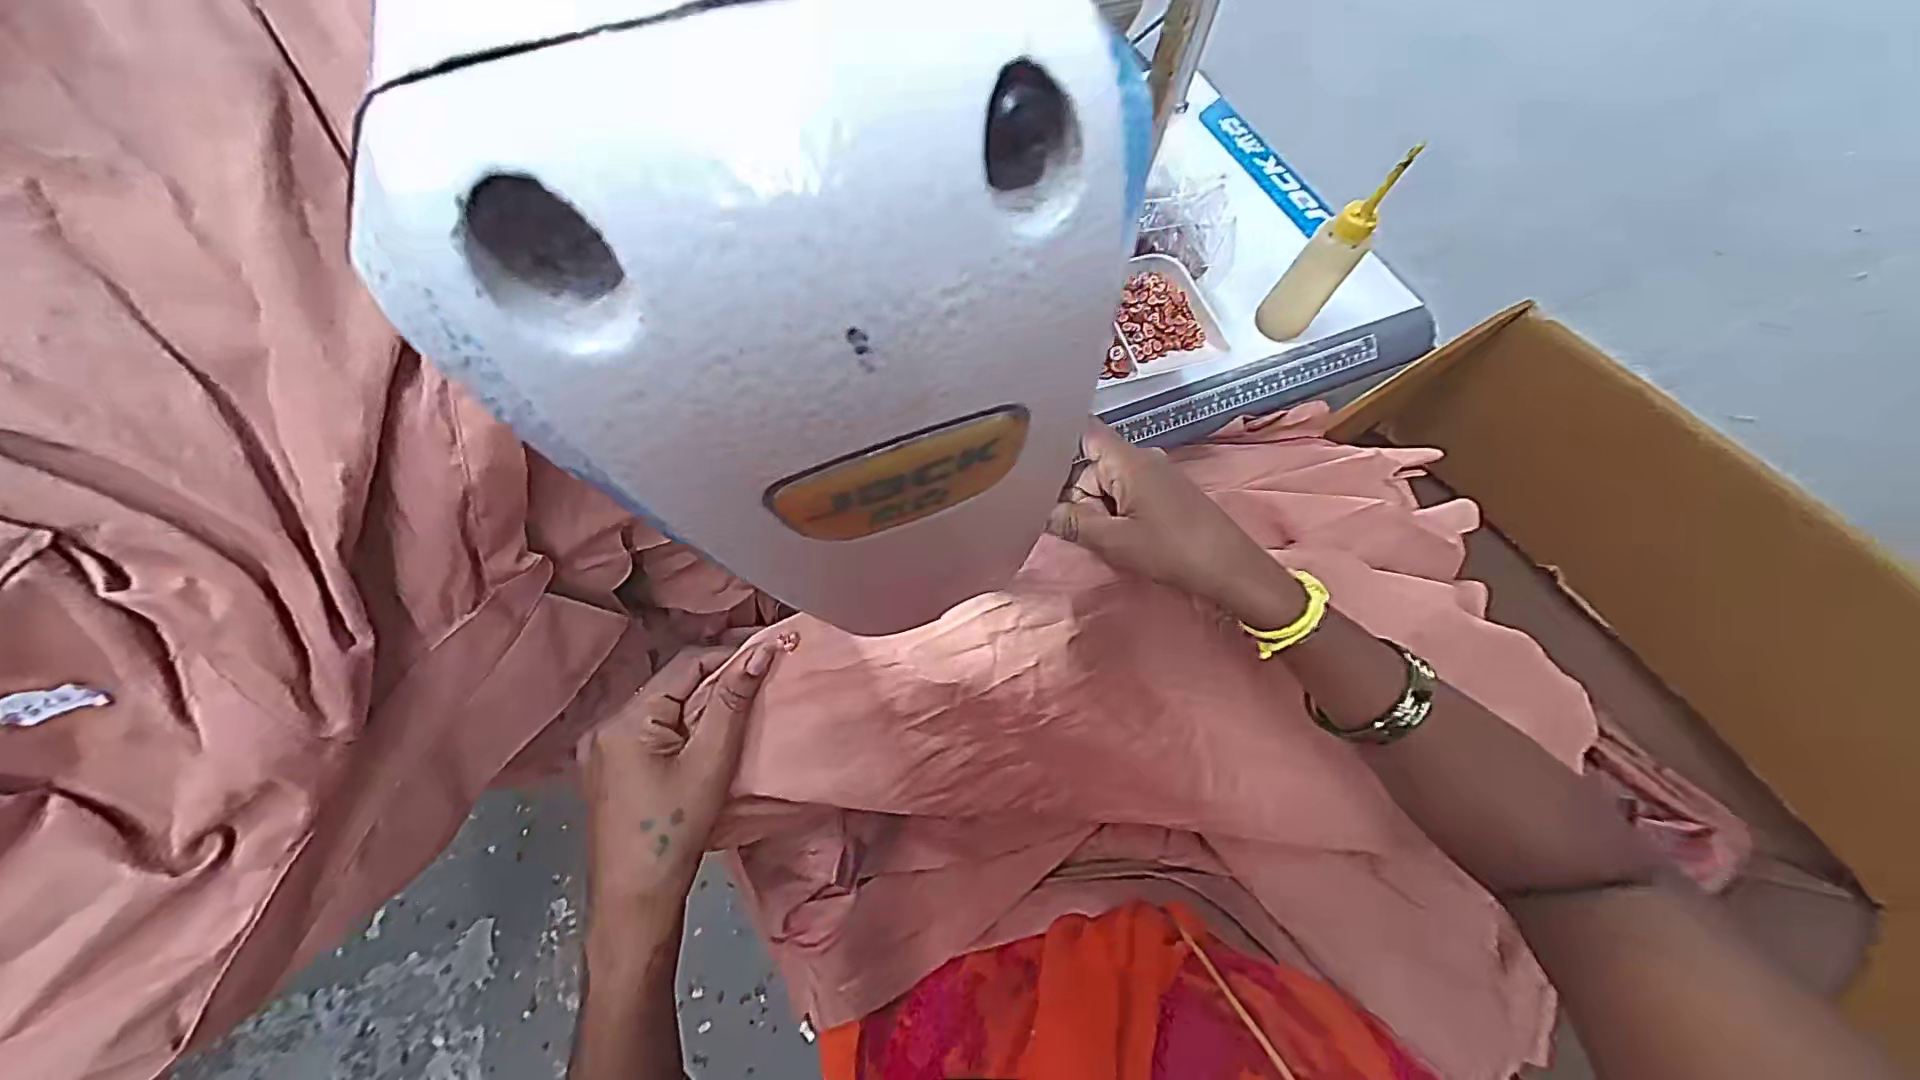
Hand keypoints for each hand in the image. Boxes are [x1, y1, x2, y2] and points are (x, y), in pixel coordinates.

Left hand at [580, 640, 778, 905]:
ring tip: (740, 702)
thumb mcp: (711, 759)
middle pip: (672, 682)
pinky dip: (685, 721)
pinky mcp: (609, 765)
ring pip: (665, 703)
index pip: (686, 665)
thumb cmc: (676, 828)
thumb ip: (734, 700)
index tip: (766, 657)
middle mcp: (606, 725)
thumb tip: (760, 653)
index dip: (729, 656)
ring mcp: (603, 747)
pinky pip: (653, 726)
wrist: (635, 898)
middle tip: (759, 678)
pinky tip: (707, 732)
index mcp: (625, 720)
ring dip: (702, 699)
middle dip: (717, 677)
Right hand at [1047, 421, 1307, 626]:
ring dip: (1093, 507)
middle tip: (1070, 525)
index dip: (1056, 441)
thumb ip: (1073, 523)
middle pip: (1089, 464)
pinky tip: (1113, 536)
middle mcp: (1141, 459)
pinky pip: (1123, 494)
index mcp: (1128, 460)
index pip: (1084, 432)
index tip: (1031, 462)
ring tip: (1097, 536)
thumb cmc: (1173, 551)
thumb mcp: (1115, 541)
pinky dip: (1111, 512)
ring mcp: (1154, 476)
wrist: (1231, 570)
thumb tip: (1041, 513)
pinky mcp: (1162, 494)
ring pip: (1104, 483)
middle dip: (1074, 492)